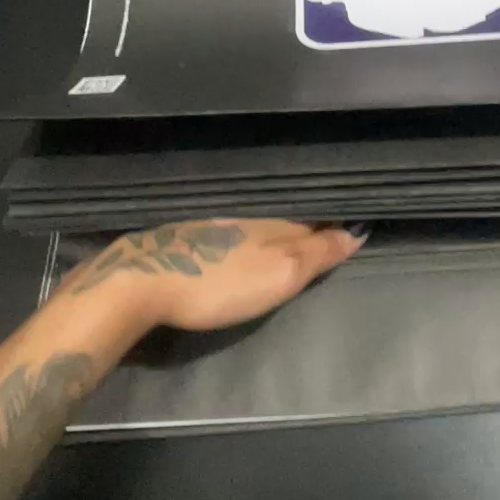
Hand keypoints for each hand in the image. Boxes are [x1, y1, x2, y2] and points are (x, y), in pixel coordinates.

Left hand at [60, 219, 367, 331]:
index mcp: (275, 224)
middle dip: (311, 224)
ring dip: (282, 230)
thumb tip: (355, 232)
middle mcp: (250, 217)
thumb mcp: (279, 274)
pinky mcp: (193, 239)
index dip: (335, 226)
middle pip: (290, 219)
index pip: (316, 220)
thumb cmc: (220, 283)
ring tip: (296, 237)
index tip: (355, 228)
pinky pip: (237, 231)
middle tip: (332, 231)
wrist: (143, 280)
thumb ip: (317, 254)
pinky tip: (248, 243)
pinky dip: (252, 236)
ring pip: (262, 224)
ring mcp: (218, 226)